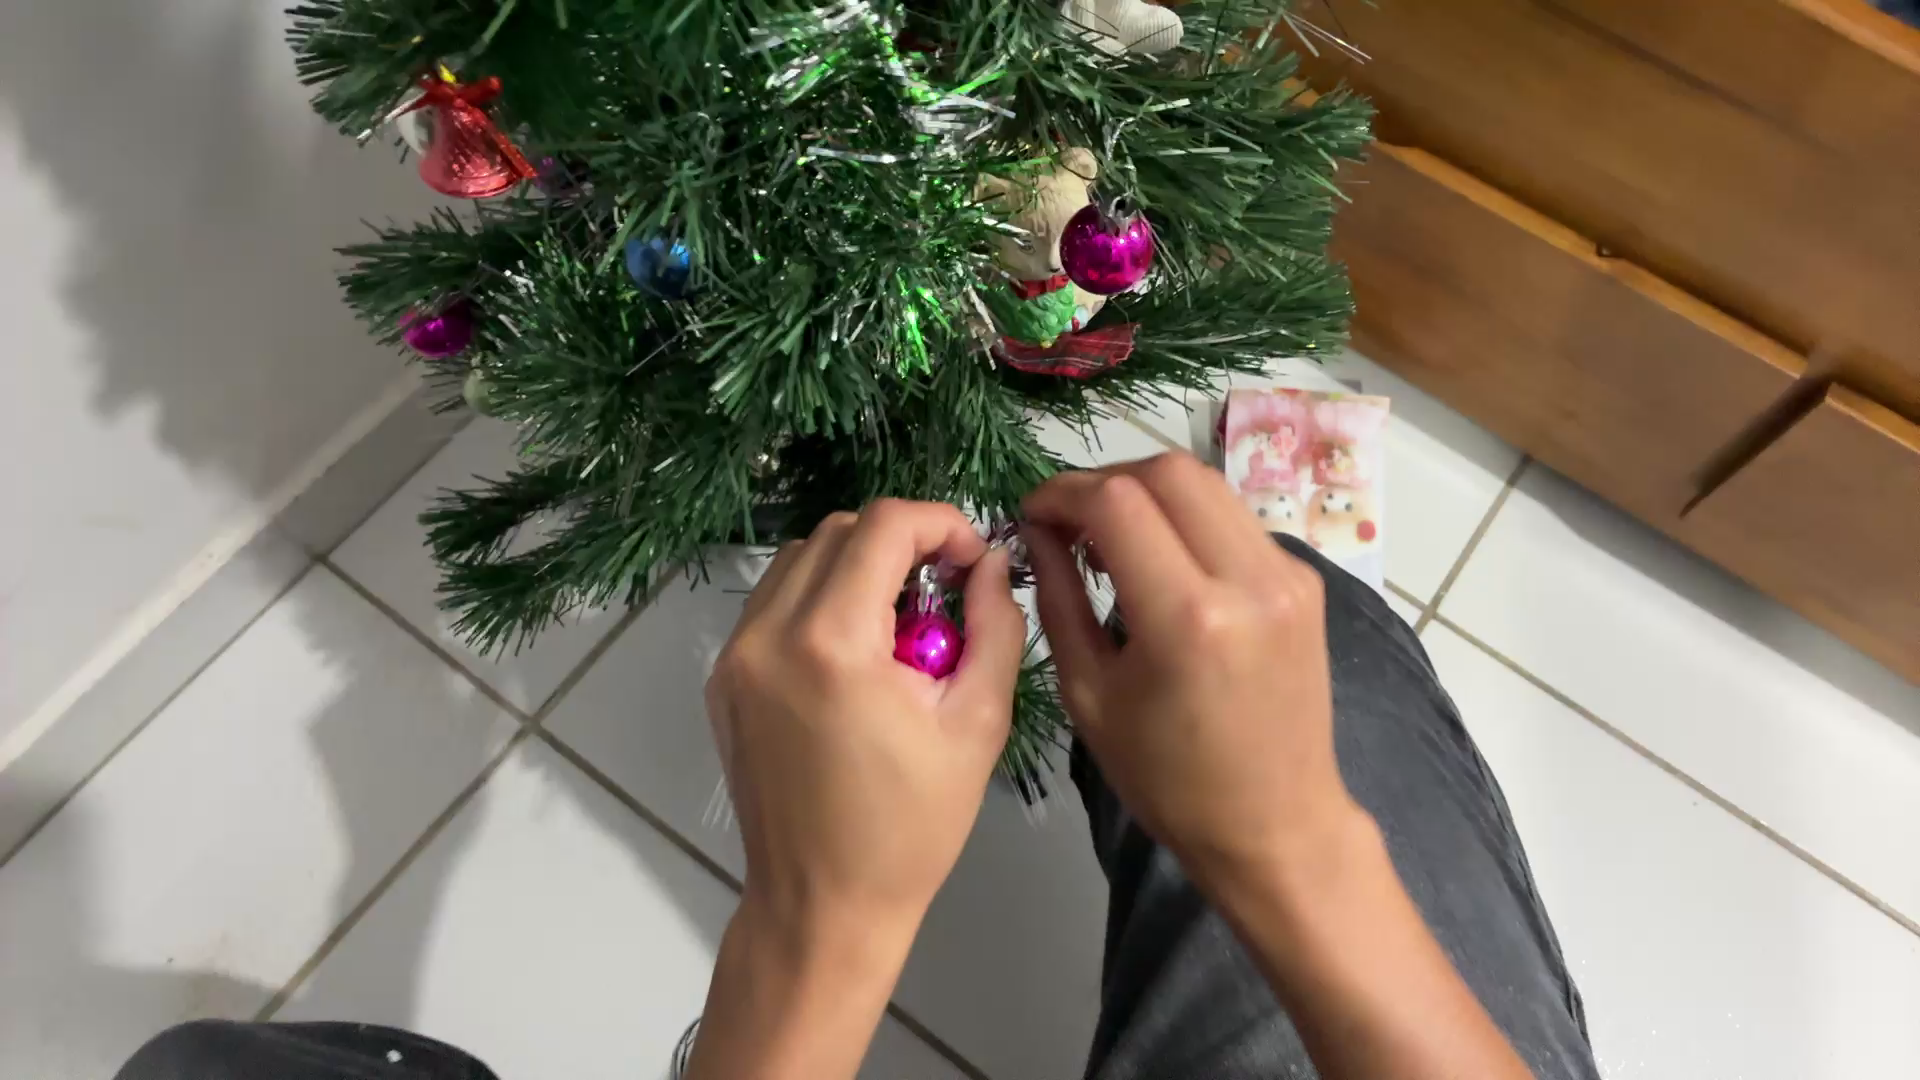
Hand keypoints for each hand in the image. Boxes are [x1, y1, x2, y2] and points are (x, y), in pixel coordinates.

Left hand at [706, 499, 1025, 942]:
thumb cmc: (911, 825)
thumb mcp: (978, 723)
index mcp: (832, 644)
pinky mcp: (724, 677)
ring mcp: (734, 655)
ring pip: (802, 557)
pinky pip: (775, 599)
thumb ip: (994, 624)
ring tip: (899, 623)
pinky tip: (855, 649)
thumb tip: (988, 562)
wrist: (820, 905)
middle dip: (902, 542)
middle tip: (942, 591)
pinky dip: (822, 596)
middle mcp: (767, 634)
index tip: (971, 560)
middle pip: (840, 530)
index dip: (940, 523)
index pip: (883, 524)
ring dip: (859, 565)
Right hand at [1022, 452, 1362, 889]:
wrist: (1276, 824)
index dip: (1063, 493)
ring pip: (1205, 483)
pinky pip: (1231, 517)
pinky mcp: (1304, 580)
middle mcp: (1248, 579)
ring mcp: (1288, 574)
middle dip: (1104, 480)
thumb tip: (1037, 530)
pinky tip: (1159, 557)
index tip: (1032, 513)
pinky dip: (1183, 516)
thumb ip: (1058, 596)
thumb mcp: (1088, 692)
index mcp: (1187, 618)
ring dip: (1145, 491)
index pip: (1117, 503)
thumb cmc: (1166, 776)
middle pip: (1168, 471)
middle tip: (1069, 520)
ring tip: (1108, 536)